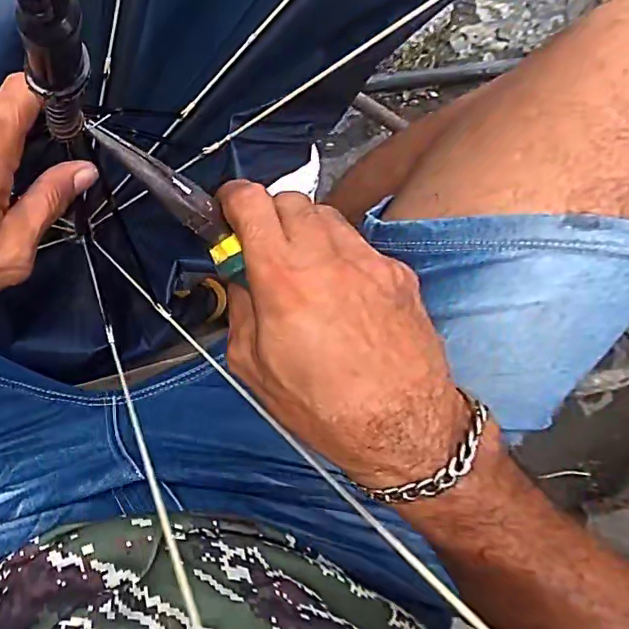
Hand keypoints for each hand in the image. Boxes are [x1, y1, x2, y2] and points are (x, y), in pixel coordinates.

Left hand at [0, 74, 95, 374]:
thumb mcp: (12, 247)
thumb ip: (49, 201)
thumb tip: (80, 173)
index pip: (21, 90)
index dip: (50, 94)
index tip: (67, 116)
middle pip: (0, 95)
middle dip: (31, 110)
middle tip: (52, 144)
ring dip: (5, 126)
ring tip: (24, 165)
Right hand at [219, 181, 472, 487]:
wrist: (403, 429)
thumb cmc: (321, 407)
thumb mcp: (251, 365)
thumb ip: (239, 310)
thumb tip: (239, 280)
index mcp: (283, 281)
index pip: (252, 204)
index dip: (231, 199)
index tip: (225, 211)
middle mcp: (327, 260)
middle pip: (288, 199)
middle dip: (265, 214)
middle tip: (257, 247)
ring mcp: (369, 263)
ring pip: (325, 215)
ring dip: (302, 229)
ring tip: (297, 266)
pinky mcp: (398, 274)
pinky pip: (357, 243)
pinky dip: (336, 252)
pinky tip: (335, 288)